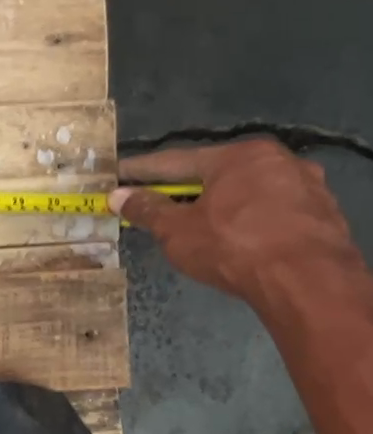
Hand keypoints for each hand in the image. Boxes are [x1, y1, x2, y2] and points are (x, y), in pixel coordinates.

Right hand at [111, 139, 362, 309]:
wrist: (304, 277)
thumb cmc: (231, 245)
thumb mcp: (175, 229)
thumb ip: (147, 209)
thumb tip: (119, 196)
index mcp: (240, 157)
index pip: (176, 161)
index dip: (139, 170)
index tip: (115, 174)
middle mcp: (278, 160)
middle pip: (213, 172)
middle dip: (179, 186)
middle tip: (148, 197)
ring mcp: (305, 183)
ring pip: (242, 189)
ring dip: (211, 201)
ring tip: (186, 217)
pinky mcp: (318, 209)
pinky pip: (265, 205)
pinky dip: (239, 213)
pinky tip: (225, 230)